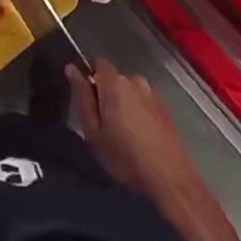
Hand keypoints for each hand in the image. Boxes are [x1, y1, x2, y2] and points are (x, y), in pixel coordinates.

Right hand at [69, 59, 200, 204]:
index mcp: (115, 83)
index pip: (97, 63)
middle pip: (112, 78)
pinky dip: (135, 113)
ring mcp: (153, 94)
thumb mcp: (93, 130)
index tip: (86, 102)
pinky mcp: (164, 108)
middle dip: (104, 95)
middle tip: (100, 125)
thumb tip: (71, 68)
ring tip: (119, 135)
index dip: (88, 78)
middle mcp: (136, 81)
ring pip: (127, 92)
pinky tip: (137, 138)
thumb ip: (82, 97)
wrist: (169, 178)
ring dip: (120, 106)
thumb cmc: (124, 156)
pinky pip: (141, 102)